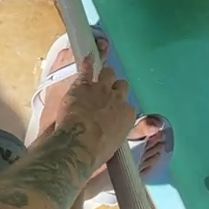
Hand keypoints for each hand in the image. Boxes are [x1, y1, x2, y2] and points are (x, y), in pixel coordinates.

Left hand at [40, 50, 136, 165]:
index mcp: (127, 115)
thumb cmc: (97, 150)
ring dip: (105, 75)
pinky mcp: (83, 84)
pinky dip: (88, 63)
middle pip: (122, 85)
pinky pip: (87, 68)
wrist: (79, 143)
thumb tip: (117, 131)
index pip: (128, 105)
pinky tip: (88, 58)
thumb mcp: (116, 144)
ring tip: (101, 76)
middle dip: (116, 88)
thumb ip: (121, 132)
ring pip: (108, 73)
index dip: (120, 107)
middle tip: (108, 93)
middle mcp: (117, 98)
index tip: (114, 111)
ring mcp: (100, 88)